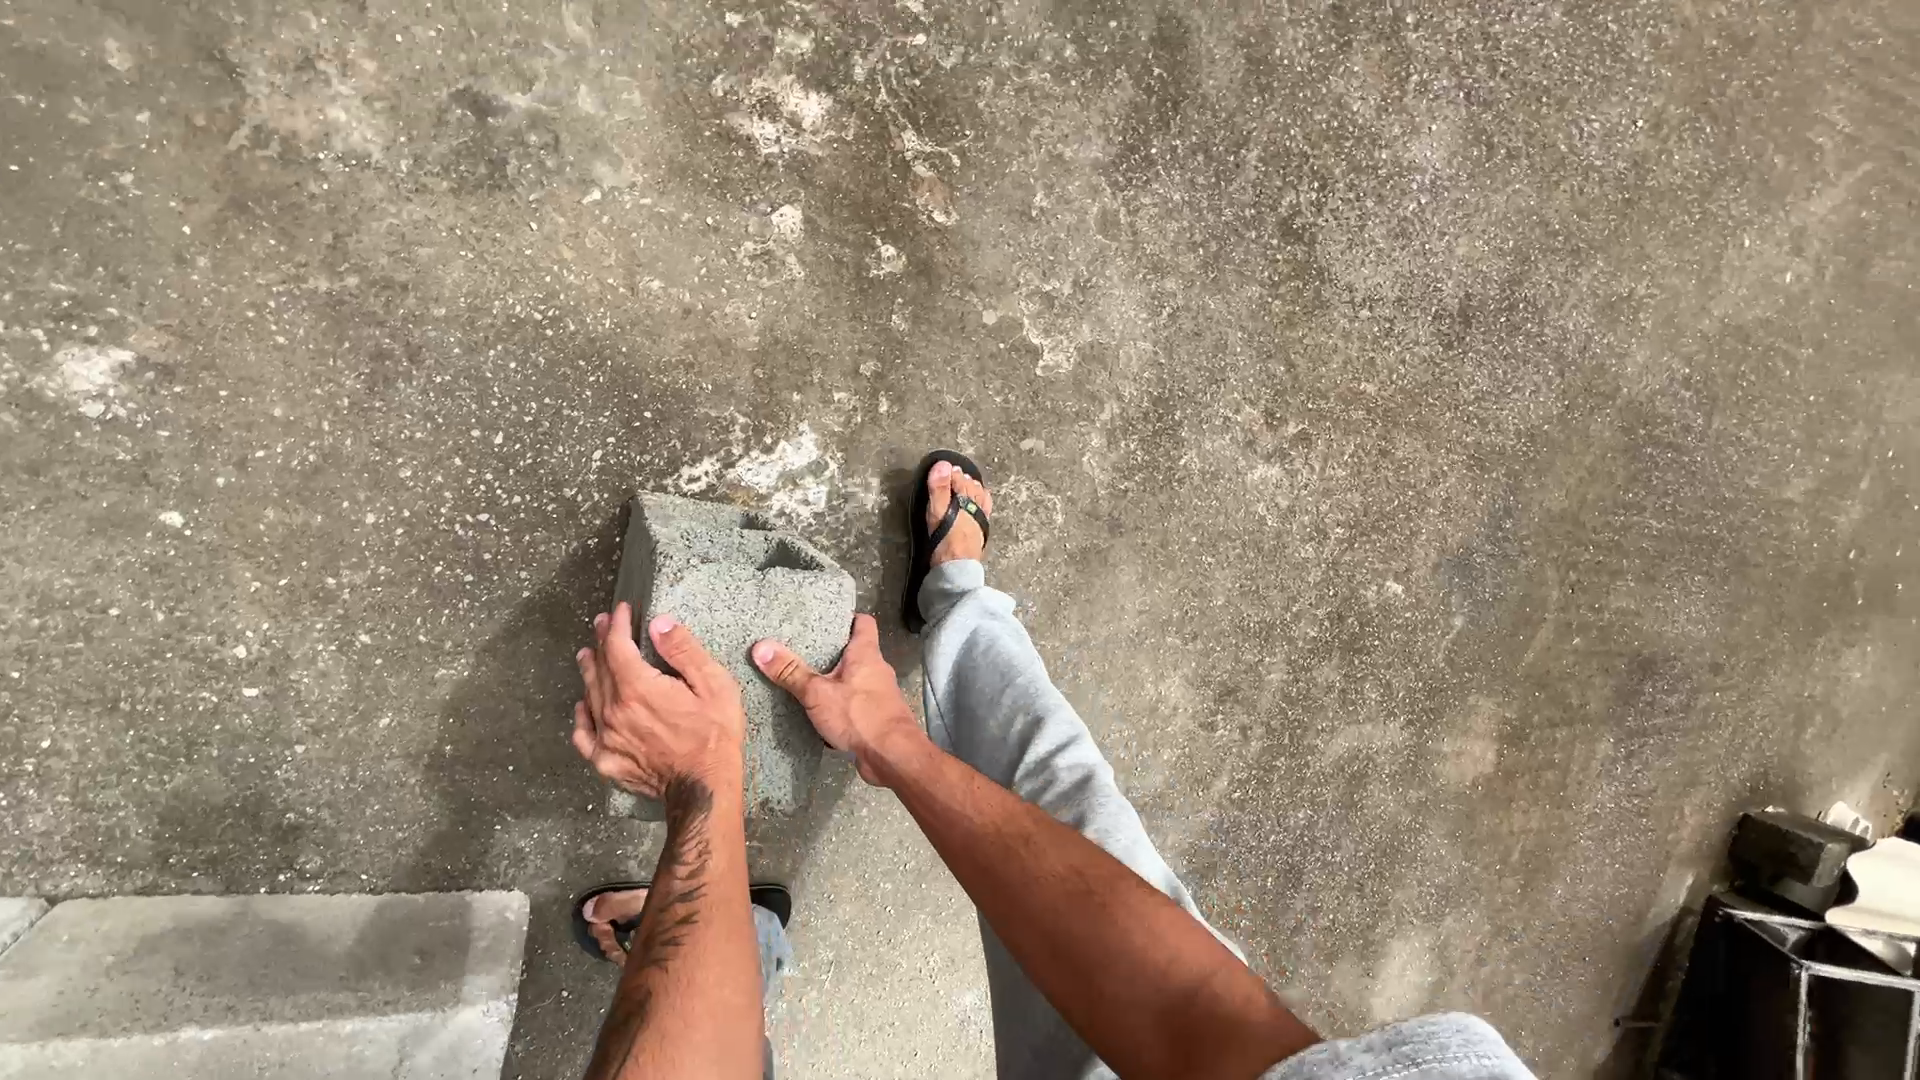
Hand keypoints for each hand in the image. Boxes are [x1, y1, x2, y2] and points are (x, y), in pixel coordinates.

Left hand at [573, 603, 745, 797]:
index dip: (618, 625)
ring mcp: (607, 738)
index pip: (618, 647)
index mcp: (639, 688)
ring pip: (590, 696)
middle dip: (602, 641)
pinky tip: (583, 707)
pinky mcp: (607, 761)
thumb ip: (683, 651)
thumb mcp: (713, 684)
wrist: (703, 787)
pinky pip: (584, 734)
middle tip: (602, 624)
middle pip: (600, 669)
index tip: (622, 610)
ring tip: (588, 655)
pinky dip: (581, 716)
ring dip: (589, 671)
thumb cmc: (714, 735)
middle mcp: (614, 711)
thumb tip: (659, 624)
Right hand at [752, 613, 923, 785]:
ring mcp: (878, 694)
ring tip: (807, 681)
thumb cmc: (860, 716)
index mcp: (866, 654)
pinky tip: (820, 713)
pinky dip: (839, 704)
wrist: (892, 757)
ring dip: (835, 680)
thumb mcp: (817, 693)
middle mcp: (876, 670)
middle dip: (832, 652)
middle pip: (856, 651)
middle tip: (805, 651)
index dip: (848, 618)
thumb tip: (761, 647)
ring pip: (854, 679)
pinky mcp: (875, 717)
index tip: (826, 619)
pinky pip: (854, 703)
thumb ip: (790, 671)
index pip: (864, 623)